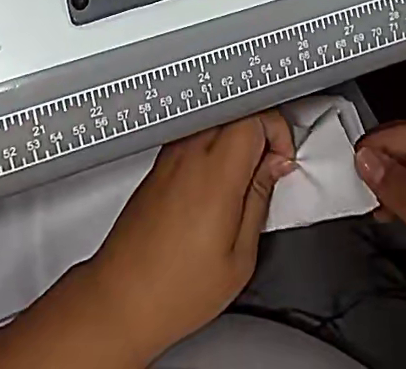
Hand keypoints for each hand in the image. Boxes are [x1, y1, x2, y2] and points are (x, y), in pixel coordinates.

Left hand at [0, 111, 294, 368]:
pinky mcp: (159, 163)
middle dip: (261, 132)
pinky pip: (195, 137)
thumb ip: (261, 198)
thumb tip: (275, 168)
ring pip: (215, 120)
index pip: (255, 118)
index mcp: (216, 172)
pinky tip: (219, 184)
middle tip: (271, 167)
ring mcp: (171, 155)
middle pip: (235, 111)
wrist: (122, 295)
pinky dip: (214, 148)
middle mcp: (190, 153)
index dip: (279, 133)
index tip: (283, 159)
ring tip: (245, 179)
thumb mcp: (240, 255)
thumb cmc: (174, 287)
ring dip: (236, 138)